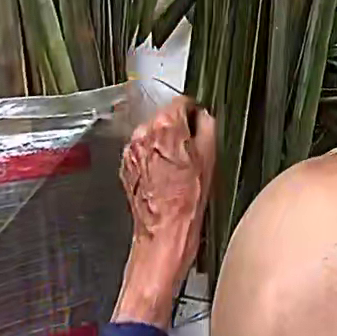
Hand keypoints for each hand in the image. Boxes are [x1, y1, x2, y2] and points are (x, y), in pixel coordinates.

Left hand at [112, 95, 216, 328]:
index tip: (201, 126)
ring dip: (165, 144)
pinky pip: (144, 151)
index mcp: (166, 126)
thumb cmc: (188, 200)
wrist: (163, 233)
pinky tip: (167, 176)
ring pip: (153, 134)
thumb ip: (208, 125)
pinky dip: (154, 158)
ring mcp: (131, 151)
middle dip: (179, 129)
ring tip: (179, 168)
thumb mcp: (211, 156)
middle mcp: (143, 134)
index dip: (195, 114)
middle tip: (193, 152)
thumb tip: (203, 116)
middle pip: (166, 117)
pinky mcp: (126, 166)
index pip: (182, 101)